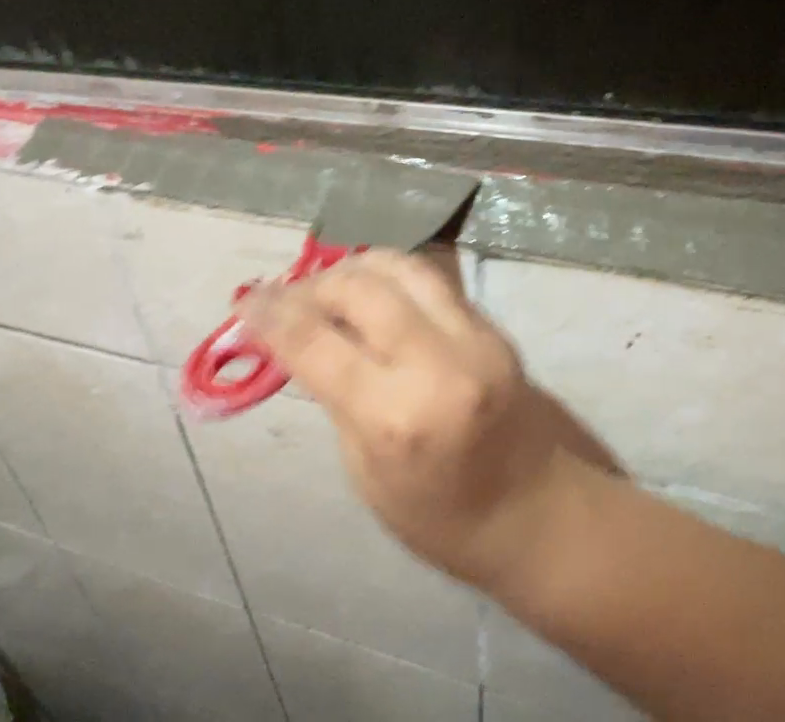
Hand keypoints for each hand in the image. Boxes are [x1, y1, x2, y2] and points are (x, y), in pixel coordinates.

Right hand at [239, 248, 617, 589]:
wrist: (540, 514)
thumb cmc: (439, 518)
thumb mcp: (364, 471)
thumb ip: (336, 395)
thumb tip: (300, 337)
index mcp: (394, 416)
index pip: (315, 341)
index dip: (270, 314)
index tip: (245, 301)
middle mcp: (437, 363)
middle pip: (358, 286)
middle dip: (312, 285)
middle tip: (288, 299)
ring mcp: (474, 338)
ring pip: (400, 266)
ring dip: (354, 268)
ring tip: (329, 288)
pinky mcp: (494, 327)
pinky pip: (431, 281)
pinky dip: (391, 279)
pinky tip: (372, 294)